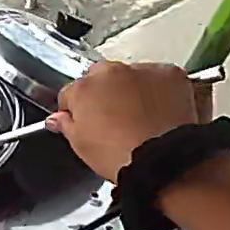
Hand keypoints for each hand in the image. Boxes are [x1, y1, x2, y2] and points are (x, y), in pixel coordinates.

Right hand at [44, 60, 200, 181]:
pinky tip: (156, 112)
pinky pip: (159, 78)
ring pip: (130, 76)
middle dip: (102, 94)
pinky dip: (157, 90)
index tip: (80, 121)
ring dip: (130, 90)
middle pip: (100, 78)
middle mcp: (111, 73)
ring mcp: (142, 71)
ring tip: (136, 118)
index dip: (73, 109)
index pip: (69, 93)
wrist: (161, 159)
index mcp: (83, 88)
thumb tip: (58, 119)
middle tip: (109, 120)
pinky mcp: (171, 75)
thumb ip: (65, 125)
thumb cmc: (119, 153)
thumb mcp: (80, 144)